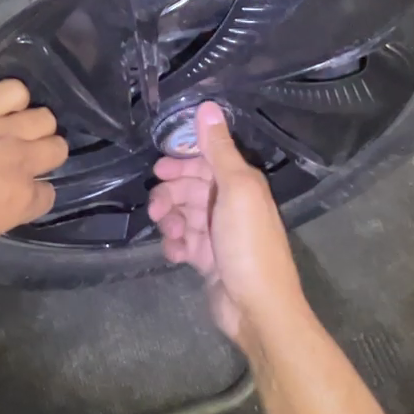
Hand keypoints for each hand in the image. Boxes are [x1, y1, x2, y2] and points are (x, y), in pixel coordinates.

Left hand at [0, 79, 65, 277]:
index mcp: (16, 203)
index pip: (47, 195)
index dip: (33, 196)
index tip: (17, 197)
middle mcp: (17, 161)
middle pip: (56, 148)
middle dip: (43, 155)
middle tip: (19, 160)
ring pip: (42, 116)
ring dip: (32, 125)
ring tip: (12, 130)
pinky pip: (11, 89)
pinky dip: (11, 97)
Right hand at [146, 102, 306, 343]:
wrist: (257, 308)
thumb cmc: (248, 243)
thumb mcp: (236, 189)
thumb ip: (218, 149)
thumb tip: (207, 105)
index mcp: (242, 183)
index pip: (207, 161)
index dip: (182, 163)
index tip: (158, 169)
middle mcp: (231, 203)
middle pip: (191, 187)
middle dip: (171, 194)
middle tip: (156, 209)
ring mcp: (219, 233)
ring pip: (184, 214)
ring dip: (171, 220)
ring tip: (167, 233)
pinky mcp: (209, 260)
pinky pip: (185, 243)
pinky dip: (176, 246)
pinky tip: (176, 254)